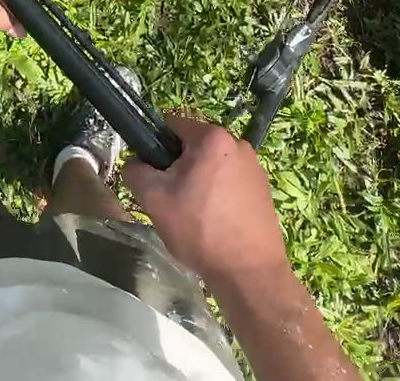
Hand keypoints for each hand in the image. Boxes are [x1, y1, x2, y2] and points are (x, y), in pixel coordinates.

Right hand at [124, 115, 288, 286]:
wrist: (250, 275)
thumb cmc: (200, 230)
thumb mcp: (154, 200)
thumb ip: (136, 172)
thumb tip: (135, 164)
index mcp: (212, 138)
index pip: (171, 125)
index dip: (156, 147)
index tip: (154, 175)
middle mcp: (237, 144)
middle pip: (193, 147)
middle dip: (178, 168)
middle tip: (172, 200)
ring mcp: (254, 167)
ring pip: (211, 166)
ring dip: (198, 182)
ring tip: (193, 216)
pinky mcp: (263, 190)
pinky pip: (229, 182)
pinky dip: (218, 195)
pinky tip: (215, 223)